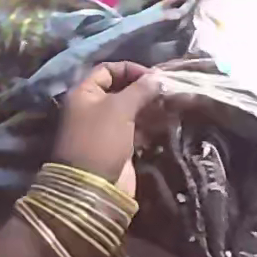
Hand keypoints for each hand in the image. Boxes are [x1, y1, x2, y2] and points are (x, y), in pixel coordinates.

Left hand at [53, 62, 160, 195]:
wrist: (94, 186)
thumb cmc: (101, 139)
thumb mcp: (120, 108)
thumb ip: (140, 90)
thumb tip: (157, 77)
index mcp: (84, 93)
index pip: (107, 70)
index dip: (130, 69)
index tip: (153, 76)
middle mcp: (92, 107)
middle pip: (120, 89)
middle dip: (143, 89)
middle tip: (166, 91)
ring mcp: (105, 128)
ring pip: (130, 110)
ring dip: (149, 107)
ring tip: (171, 106)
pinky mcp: (117, 145)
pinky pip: (135, 128)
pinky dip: (149, 125)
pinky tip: (166, 123)